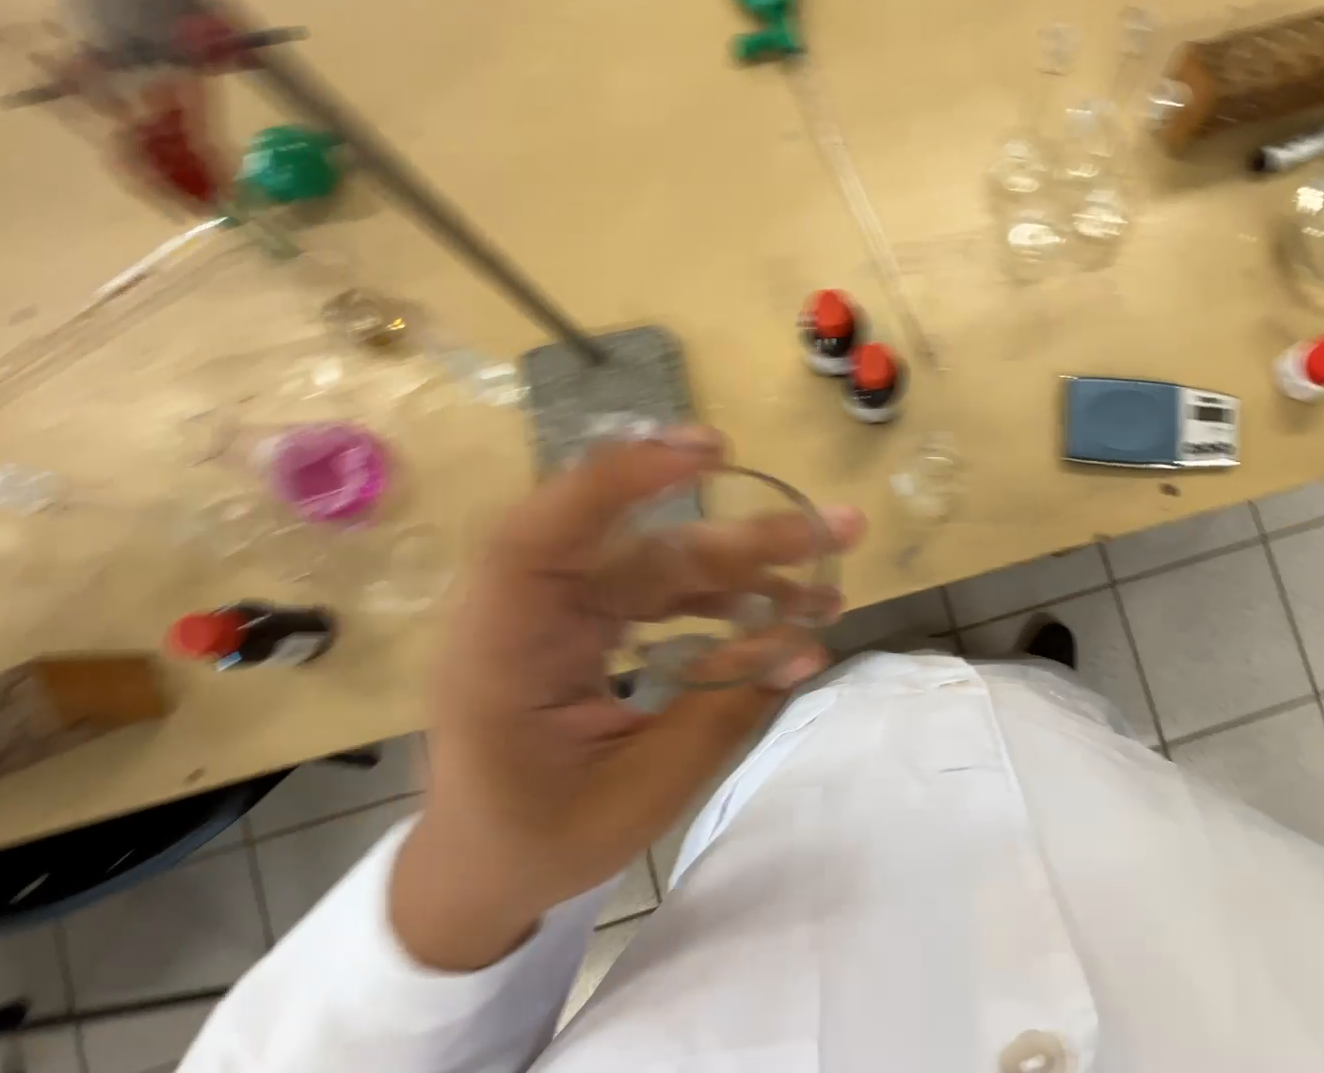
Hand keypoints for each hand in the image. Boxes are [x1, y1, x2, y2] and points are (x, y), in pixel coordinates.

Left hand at [391, 426, 865, 969]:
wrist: (487, 868)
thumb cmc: (538, 838)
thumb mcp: (638, 790)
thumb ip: (718, 712)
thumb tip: (805, 649)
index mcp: (502, 646)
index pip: (547, 533)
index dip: (623, 480)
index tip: (710, 455)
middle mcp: (532, 609)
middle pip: (646, 549)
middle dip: (746, 541)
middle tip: (836, 529)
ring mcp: (567, 614)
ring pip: (670, 567)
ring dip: (752, 572)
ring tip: (830, 584)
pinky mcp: (594, 624)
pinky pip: (669, 597)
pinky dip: (729, 605)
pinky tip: (787, 620)